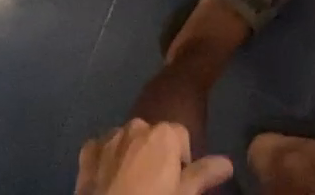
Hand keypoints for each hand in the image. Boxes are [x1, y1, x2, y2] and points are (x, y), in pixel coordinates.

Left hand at [74, 120, 233, 194]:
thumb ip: (203, 174)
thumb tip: (226, 162)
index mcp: (163, 134)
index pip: (181, 137)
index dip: (182, 161)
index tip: (178, 184)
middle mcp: (136, 126)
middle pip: (153, 137)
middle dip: (156, 156)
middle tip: (157, 187)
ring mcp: (109, 137)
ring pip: (128, 141)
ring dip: (132, 156)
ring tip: (133, 187)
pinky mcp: (88, 152)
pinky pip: (103, 148)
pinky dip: (108, 160)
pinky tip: (110, 181)